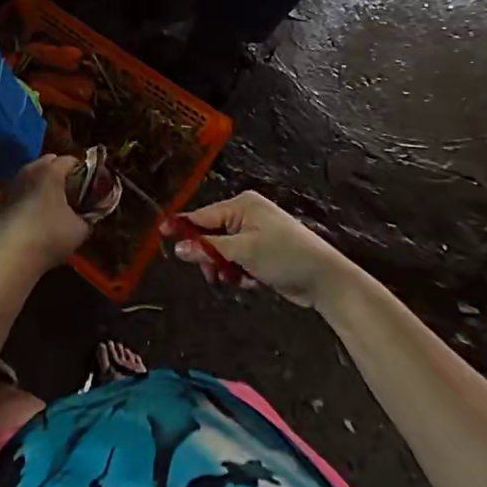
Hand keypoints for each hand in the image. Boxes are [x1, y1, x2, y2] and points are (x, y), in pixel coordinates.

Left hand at [0, 155, 88, 272]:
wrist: (12, 256)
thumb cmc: (50, 237)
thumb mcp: (80, 229)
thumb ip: (89, 216)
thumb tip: (89, 213)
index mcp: (50, 172)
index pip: (70, 160)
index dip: (81, 170)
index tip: (88, 185)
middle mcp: (29, 170)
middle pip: (48, 161)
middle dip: (60, 171)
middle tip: (71, 190)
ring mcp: (13, 183)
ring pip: (32, 173)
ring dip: (43, 181)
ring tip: (52, 200)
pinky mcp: (1, 198)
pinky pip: (20, 188)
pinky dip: (29, 193)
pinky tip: (34, 211)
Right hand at [161, 191, 356, 306]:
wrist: (326, 279)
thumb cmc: (285, 256)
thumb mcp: (243, 251)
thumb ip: (209, 249)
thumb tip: (179, 248)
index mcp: (242, 205)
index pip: (202, 215)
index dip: (182, 227)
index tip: (160, 234)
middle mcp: (246, 214)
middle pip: (210, 234)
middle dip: (209, 255)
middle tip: (212, 273)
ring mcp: (254, 233)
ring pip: (222, 250)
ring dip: (224, 267)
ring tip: (236, 279)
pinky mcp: (262, 251)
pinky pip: (237, 260)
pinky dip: (239, 271)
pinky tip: (251, 281)